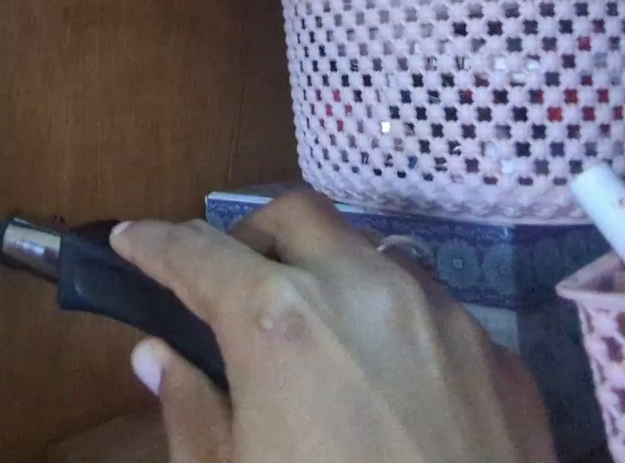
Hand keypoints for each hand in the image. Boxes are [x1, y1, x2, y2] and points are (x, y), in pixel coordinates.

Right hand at [111, 190, 556, 462]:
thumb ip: (189, 412)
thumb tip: (157, 356)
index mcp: (281, 321)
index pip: (197, 253)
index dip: (153, 243)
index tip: (130, 238)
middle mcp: (362, 288)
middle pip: (293, 213)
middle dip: (250, 234)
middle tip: (231, 281)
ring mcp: (438, 312)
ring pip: (366, 249)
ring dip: (326, 270)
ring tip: (313, 331)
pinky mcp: (494, 353)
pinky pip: (427, 303)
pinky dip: (387, 317)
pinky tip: (385, 378)